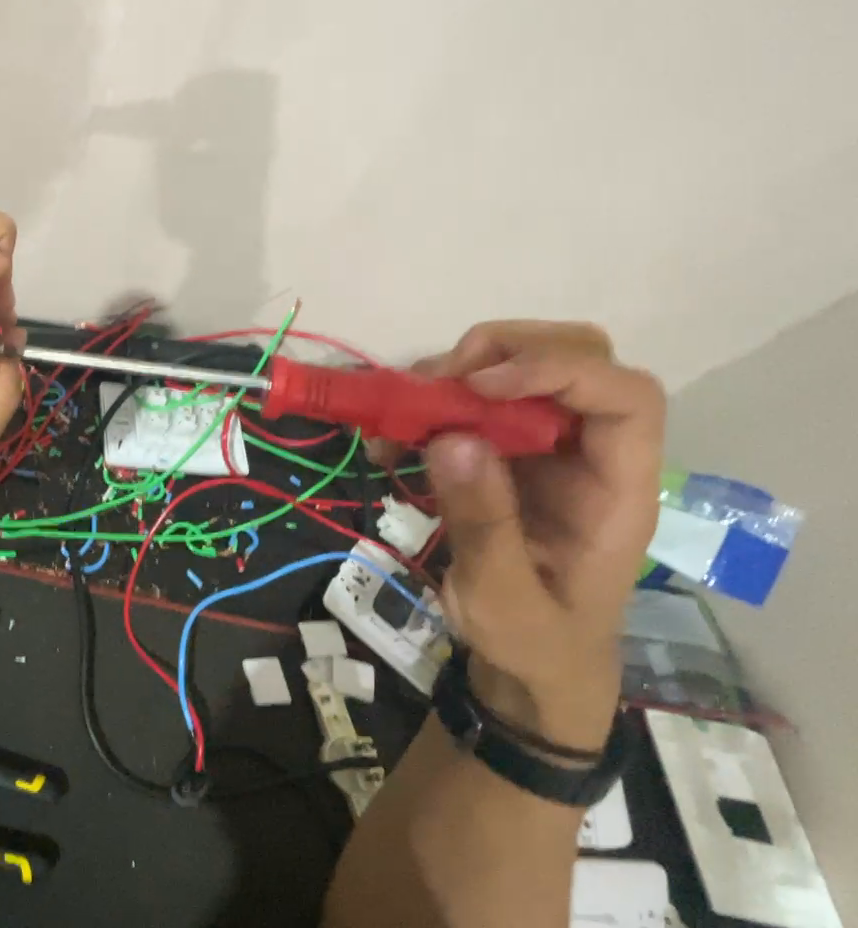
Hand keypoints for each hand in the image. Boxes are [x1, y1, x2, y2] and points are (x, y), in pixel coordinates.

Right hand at [411, 322, 664, 750]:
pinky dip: (429, 403)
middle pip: (578, 357)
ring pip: (523, 367)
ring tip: (399, 412)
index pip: (622, 398)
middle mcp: (588, 454)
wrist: (530, 663)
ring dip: (456, 373)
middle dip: (505, 350)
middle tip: (439, 381)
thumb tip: (452, 438)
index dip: (555, 372)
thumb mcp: (505, 598)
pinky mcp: (502, 456)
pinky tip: (390, 436)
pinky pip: (473, 404)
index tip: (476, 386)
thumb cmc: (533, 640)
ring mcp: (545, 450)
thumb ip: (485, 522)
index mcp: (617, 489)